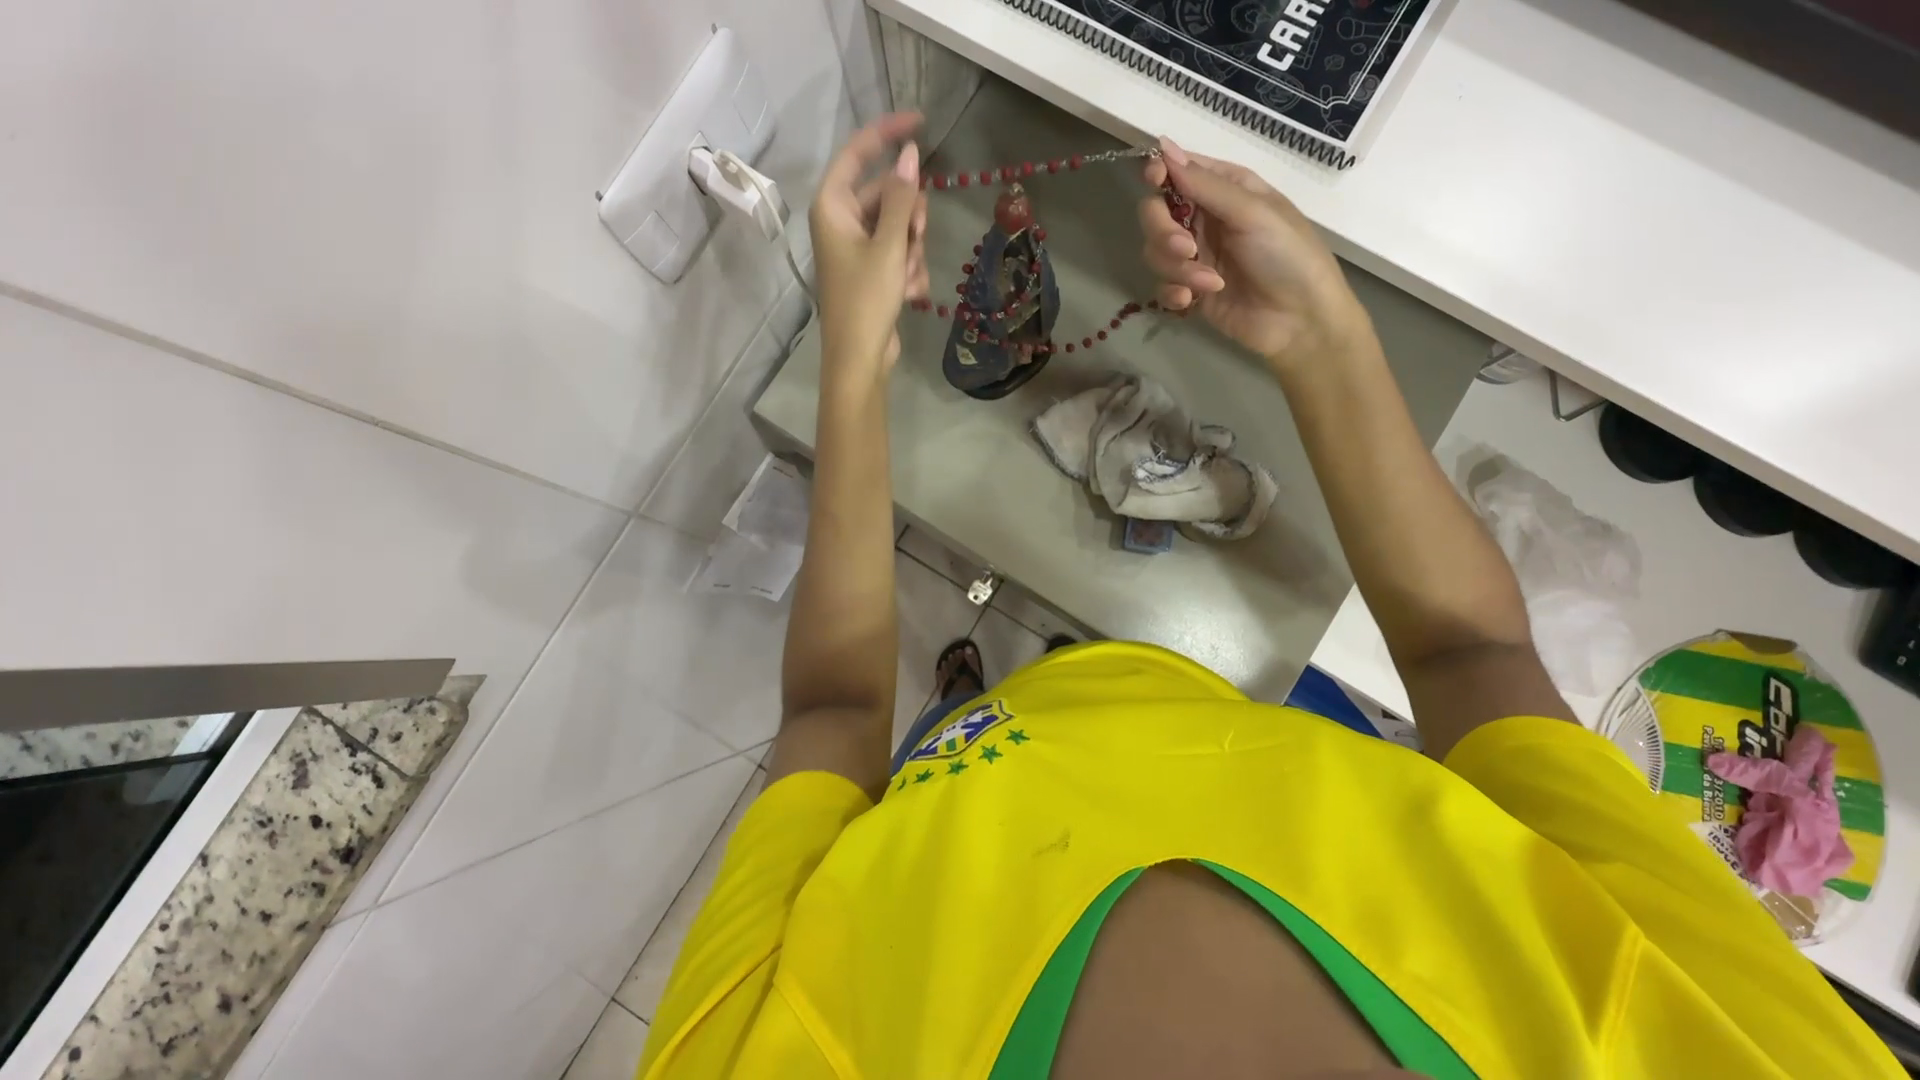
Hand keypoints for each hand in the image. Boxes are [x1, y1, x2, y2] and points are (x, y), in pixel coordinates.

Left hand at [809, 113, 929, 378]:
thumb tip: (909, 155)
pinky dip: (910, 272)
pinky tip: (908, 295)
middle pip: (888, 194)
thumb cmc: (866, 300)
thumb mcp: (889, 245)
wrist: (859, 359)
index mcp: (832, 206)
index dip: (889, 133)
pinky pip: (900, 255)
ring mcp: (857, 248)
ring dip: (913, 250)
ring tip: (907, 278)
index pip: (859, 152)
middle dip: (910, 217)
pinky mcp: (872, 272)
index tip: (921, 122)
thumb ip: (901, 198)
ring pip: (900, 226)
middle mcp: (841, 221)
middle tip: (915, 239)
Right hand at [1139, 137, 1371, 372]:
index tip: (1155, 180)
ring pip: (1155, 251)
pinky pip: (1162, 285)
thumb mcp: (1252, 212)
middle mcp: (1207, 219)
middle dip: (1164, 231)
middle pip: (1156, 212)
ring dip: (1177, 268)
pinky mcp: (1191, 291)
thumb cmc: (1288, 256)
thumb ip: (1205, 184)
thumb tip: (1164, 145)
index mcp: (1227, 190)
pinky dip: (1174, 292)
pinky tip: (1193, 301)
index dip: (1160, 172)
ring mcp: (1197, 256)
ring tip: (1209, 282)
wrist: (1301, 321)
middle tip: (1186, 249)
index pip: (1179, 170)